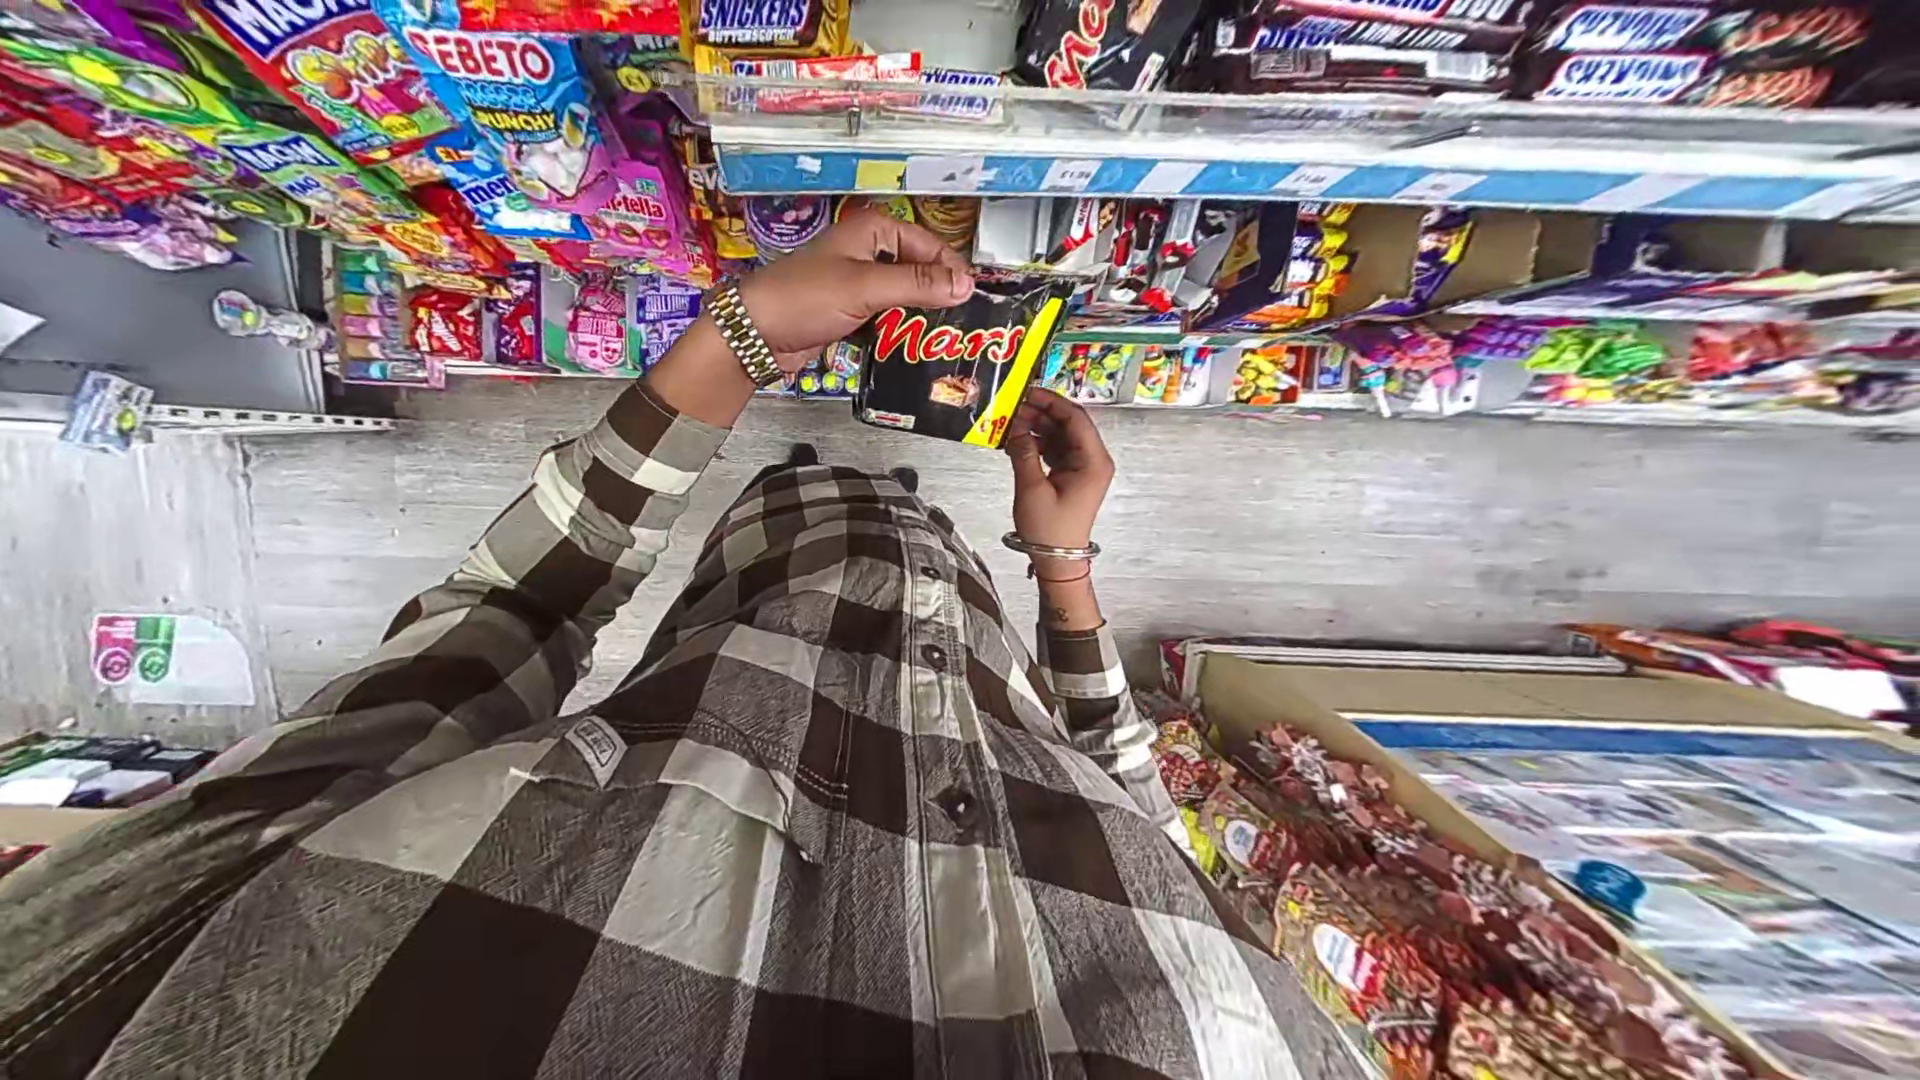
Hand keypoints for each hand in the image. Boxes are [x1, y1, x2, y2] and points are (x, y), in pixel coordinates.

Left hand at [734, 203, 974, 371]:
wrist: (758, 333)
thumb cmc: (805, 298)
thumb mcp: (866, 287)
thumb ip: (917, 285)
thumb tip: (966, 285)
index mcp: (872, 231)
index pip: (928, 245)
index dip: (951, 270)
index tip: (972, 298)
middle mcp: (867, 252)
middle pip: (917, 271)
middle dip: (938, 294)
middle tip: (961, 322)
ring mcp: (858, 283)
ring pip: (903, 296)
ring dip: (919, 315)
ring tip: (943, 337)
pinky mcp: (851, 311)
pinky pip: (886, 317)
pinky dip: (899, 329)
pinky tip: (913, 345)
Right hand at [1006, 388, 1113, 560]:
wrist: (1057, 560)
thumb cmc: (1049, 530)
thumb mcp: (1032, 489)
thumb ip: (1023, 453)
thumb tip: (1014, 427)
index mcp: (1093, 461)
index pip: (1076, 418)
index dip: (1051, 402)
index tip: (1027, 392)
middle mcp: (1093, 460)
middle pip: (1069, 424)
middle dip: (1042, 412)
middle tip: (1014, 406)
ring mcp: (1083, 467)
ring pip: (1061, 435)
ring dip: (1038, 426)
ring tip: (1011, 422)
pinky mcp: (1072, 475)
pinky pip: (1056, 449)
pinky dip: (1038, 442)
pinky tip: (1017, 440)